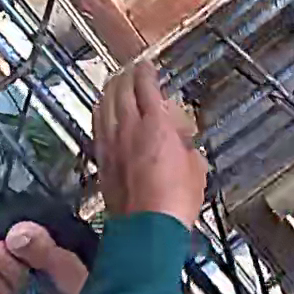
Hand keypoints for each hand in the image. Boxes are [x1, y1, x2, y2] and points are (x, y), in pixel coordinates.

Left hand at [93, 61, 207, 227]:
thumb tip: (183, 144)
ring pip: (104, 105)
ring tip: (113, 84)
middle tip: (129, 70)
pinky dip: (100, 112)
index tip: (146, 65)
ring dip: (109, 90)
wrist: (147, 229)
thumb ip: (187, 148)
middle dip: (125, 76)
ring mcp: (112, 142)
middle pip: (120, 90)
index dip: (145, 71)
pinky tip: (101, 112)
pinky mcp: (102, 159)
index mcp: (156, 124)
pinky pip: (98, 126)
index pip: (146, 86)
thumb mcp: (196, 168)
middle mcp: (129, 127)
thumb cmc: (175, 201)